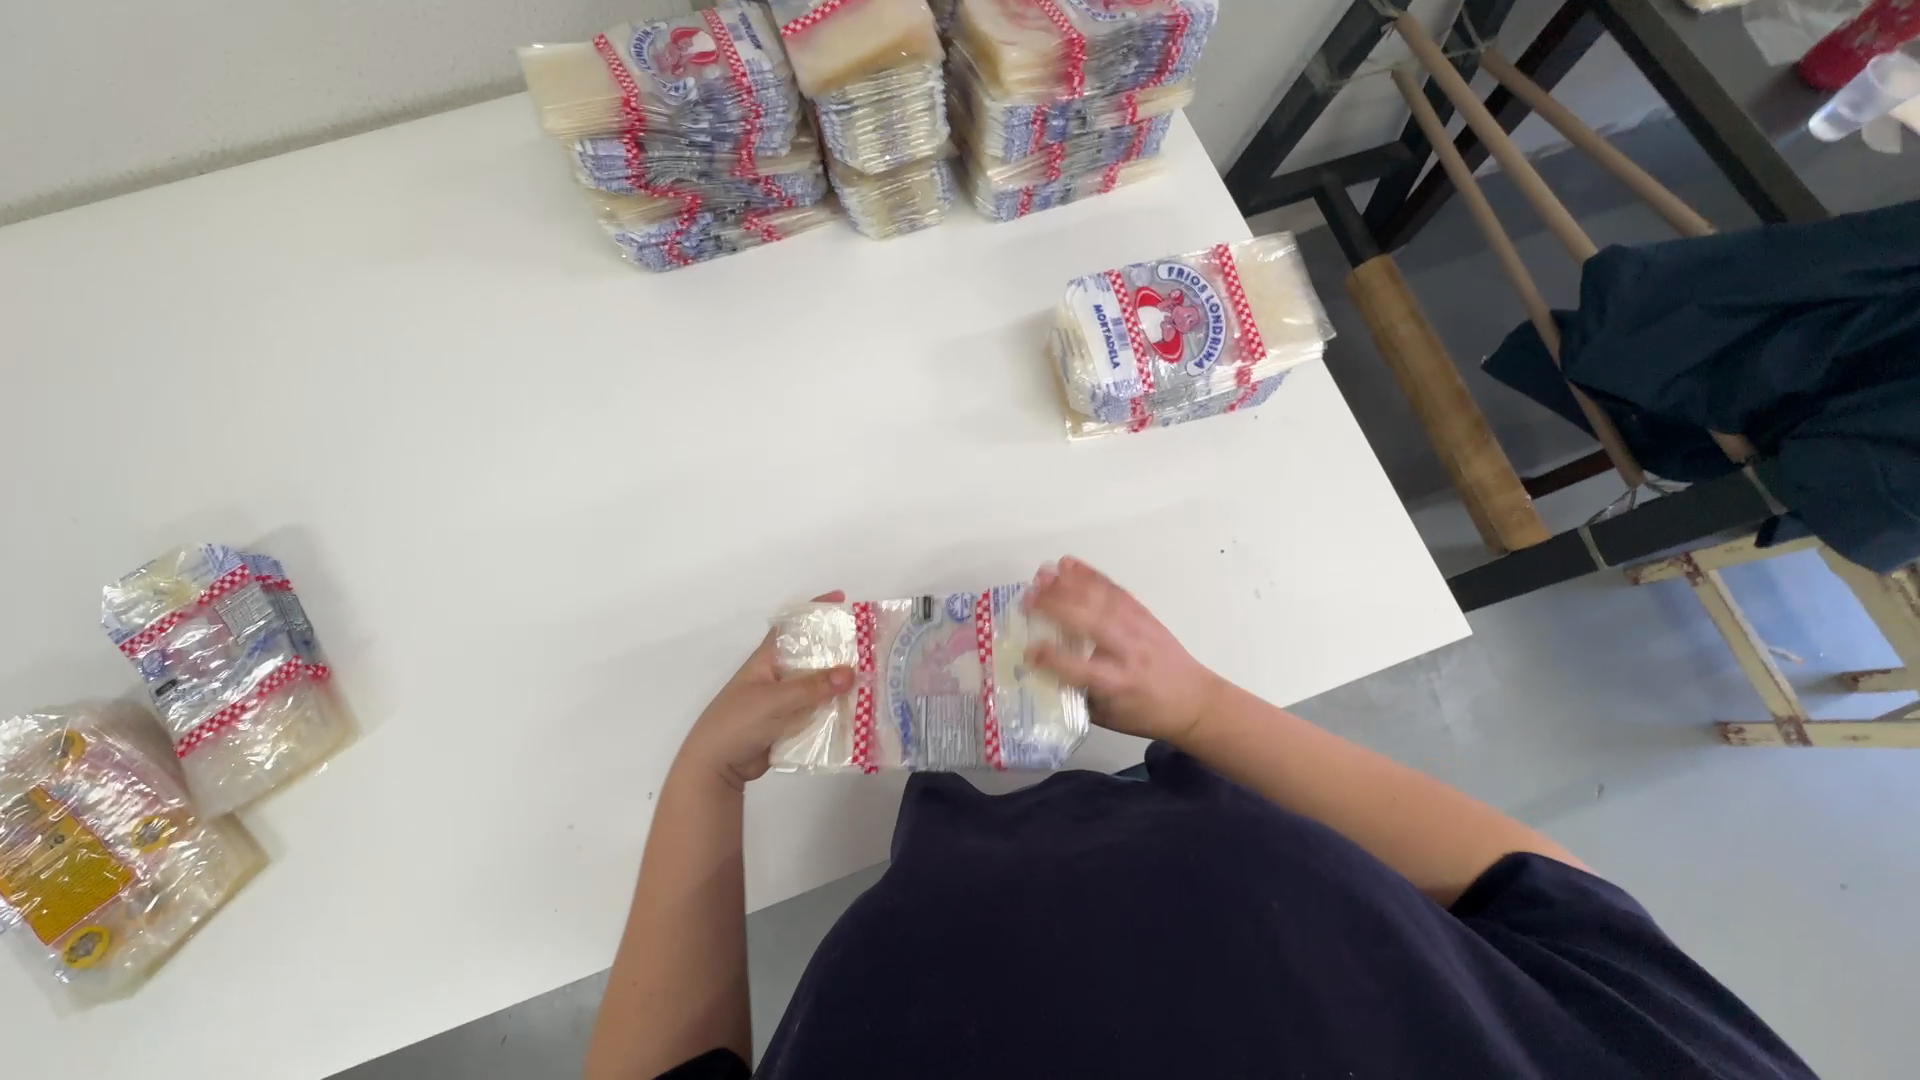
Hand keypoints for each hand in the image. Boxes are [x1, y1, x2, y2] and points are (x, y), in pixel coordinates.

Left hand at [677, 592, 853, 791]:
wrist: (716, 766)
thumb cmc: (737, 722)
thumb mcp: (774, 701)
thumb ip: (812, 687)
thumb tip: (851, 672)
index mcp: (768, 660)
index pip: (793, 627)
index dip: (814, 611)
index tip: (841, 599)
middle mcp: (779, 676)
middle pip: (813, 657)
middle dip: (839, 650)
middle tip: (870, 644)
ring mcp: (785, 701)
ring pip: (819, 685)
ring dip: (841, 683)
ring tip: (874, 676)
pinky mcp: (792, 723)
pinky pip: (819, 711)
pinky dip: (836, 709)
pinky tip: (860, 709)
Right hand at [1024, 558, 1223, 744]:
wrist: (1194, 701)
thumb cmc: (1145, 713)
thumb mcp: (1106, 717)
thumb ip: (1074, 696)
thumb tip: (1038, 674)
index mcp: (1115, 682)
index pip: (1077, 668)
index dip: (1050, 659)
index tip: (1027, 651)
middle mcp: (1126, 651)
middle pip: (1089, 622)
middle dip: (1055, 606)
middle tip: (1027, 598)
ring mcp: (1137, 628)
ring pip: (1100, 600)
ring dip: (1069, 584)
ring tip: (1043, 574)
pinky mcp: (1143, 614)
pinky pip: (1114, 590)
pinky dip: (1090, 575)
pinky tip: (1069, 565)